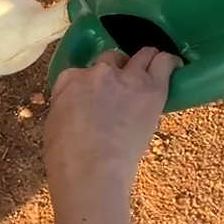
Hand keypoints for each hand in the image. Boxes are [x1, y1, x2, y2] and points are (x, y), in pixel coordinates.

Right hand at [45, 47, 178, 206]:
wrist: (91, 168)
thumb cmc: (65, 156)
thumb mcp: (54, 125)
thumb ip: (68, 105)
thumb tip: (78, 106)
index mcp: (68, 81)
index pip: (79, 71)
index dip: (87, 83)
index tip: (90, 96)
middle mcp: (97, 72)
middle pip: (110, 59)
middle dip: (115, 71)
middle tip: (118, 90)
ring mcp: (127, 77)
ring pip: (142, 54)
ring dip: (143, 63)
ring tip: (146, 77)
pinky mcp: (153, 87)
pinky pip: (165, 62)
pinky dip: (168, 64)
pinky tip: (169, 71)